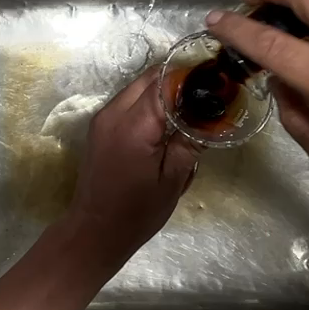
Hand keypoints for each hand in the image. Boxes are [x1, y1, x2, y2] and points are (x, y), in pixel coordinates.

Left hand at [61, 70, 198, 257]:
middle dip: (177, 81)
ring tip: (188, 109)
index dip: (190, 79)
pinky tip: (165, 121)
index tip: (214, 84)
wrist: (94, 231)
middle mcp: (113, 113)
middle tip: (204, 96)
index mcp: (133, 126)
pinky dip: (147, 102)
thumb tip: (211, 115)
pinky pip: (127, 101)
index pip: (164, 83)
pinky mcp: (99, 126)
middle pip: (149, 78)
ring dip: (161, 91)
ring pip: (137, 87)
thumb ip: (190, 142)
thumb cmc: (137, 211)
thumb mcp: (173, 180)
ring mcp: (102, 118)